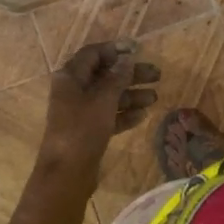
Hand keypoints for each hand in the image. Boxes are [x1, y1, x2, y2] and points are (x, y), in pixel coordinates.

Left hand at [39, 40, 158, 174]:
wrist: (67, 173)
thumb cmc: (82, 129)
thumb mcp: (103, 99)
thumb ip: (117, 78)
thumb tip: (126, 59)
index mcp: (70, 77)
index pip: (93, 54)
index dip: (115, 49)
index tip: (138, 49)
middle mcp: (73, 91)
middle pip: (104, 75)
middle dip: (130, 74)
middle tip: (156, 74)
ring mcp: (80, 112)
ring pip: (109, 96)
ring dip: (131, 95)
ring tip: (155, 97)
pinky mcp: (88, 131)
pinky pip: (108, 116)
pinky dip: (124, 114)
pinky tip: (143, 116)